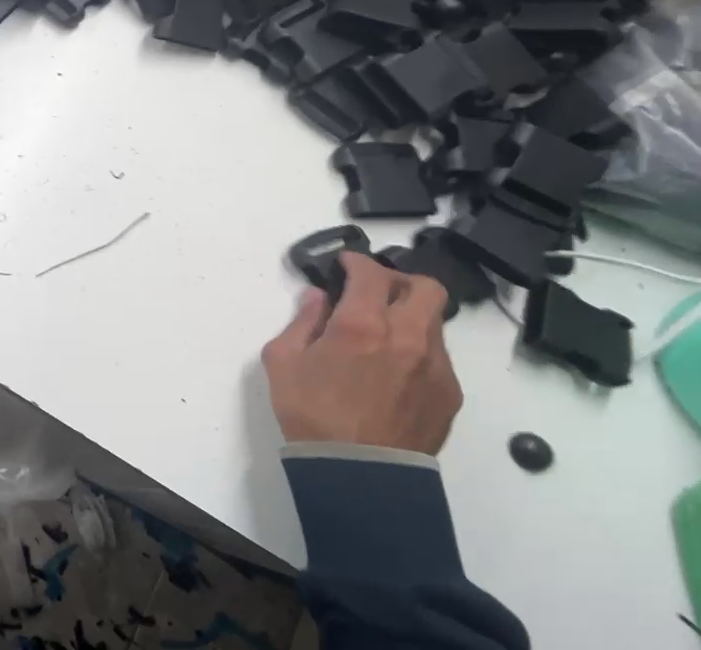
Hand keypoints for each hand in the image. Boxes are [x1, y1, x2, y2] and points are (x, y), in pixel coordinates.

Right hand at [261, 253, 461, 455]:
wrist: (359, 470)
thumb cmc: (311, 411)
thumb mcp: (283, 360)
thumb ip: (302, 322)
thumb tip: (317, 299)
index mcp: (362, 324)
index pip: (372, 273)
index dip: (357, 262)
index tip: (345, 265)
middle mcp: (407, 336)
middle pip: (424, 287)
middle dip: (397, 281)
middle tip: (373, 291)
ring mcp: (435, 365)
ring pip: (434, 321)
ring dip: (409, 315)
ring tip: (381, 333)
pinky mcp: (450, 391)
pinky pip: (437, 355)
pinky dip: (416, 347)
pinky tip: (392, 368)